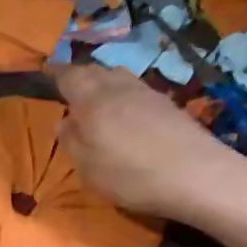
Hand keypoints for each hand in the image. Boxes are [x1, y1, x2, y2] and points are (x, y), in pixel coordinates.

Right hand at [54, 64, 246, 223]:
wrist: (198, 175)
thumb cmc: (132, 175)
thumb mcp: (88, 168)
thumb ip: (71, 141)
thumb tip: (64, 122)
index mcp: (91, 98)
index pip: (68, 75)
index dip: (56, 74)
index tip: (47, 74)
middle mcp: (118, 86)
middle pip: (95, 71)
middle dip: (81, 77)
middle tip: (72, 91)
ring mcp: (147, 92)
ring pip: (119, 78)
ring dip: (106, 85)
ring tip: (100, 103)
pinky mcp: (169, 104)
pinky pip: (138, 92)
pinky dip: (127, 97)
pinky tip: (130, 116)